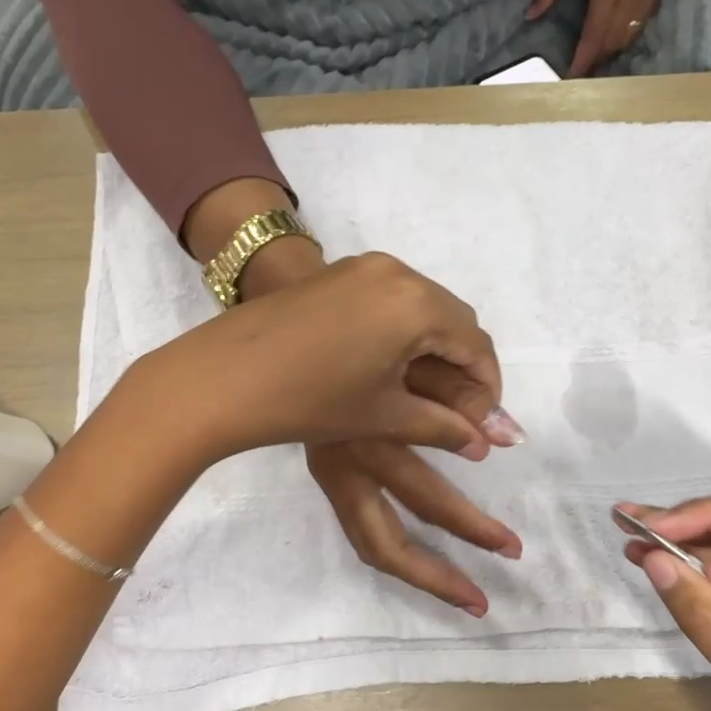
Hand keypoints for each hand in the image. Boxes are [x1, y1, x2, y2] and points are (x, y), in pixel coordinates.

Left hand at [176, 184, 521, 615]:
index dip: (488, 389)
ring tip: (426, 395)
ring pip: (422, 307)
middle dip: (464, 367)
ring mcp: (363, 267)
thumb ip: (443, 425)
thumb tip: (486, 443)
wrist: (222, 376)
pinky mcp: (337, 273)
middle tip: (459, 415)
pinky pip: (391, 298)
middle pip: (454, 319)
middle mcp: (398, 271)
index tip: (485, 427)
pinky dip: (403, 330)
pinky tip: (390, 366)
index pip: (476, 345)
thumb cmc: (310, 399)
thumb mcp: (383, 414)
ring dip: (434, 347)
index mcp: (417, 304)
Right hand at [305, 356, 524, 616]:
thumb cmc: (357, 336)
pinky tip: (425, 563)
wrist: (291, 332)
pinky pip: (364, 530)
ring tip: (470, 597)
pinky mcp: (328, 474)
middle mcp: (345, 467)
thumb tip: (507, 437)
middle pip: (393, 538)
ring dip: (423, 574)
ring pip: (374, 545)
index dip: (473, 506)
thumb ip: (459, 395)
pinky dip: (397, 551)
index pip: (431, 484)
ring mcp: (332, 476)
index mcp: (367, 436)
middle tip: (509, 561)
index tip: (511, 504)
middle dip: (452, 556)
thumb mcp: (410, 359)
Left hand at [526, 0, 688, 76]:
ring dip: (612, 53)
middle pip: (612, 43)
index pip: (593, 36)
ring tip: (598, 64)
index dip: (583, 61)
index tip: (572, 80)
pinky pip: (642, 26)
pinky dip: (628, 37)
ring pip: (629, 38)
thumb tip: (530, 15)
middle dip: (597, 62)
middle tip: (583, 75)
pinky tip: (617, 42)